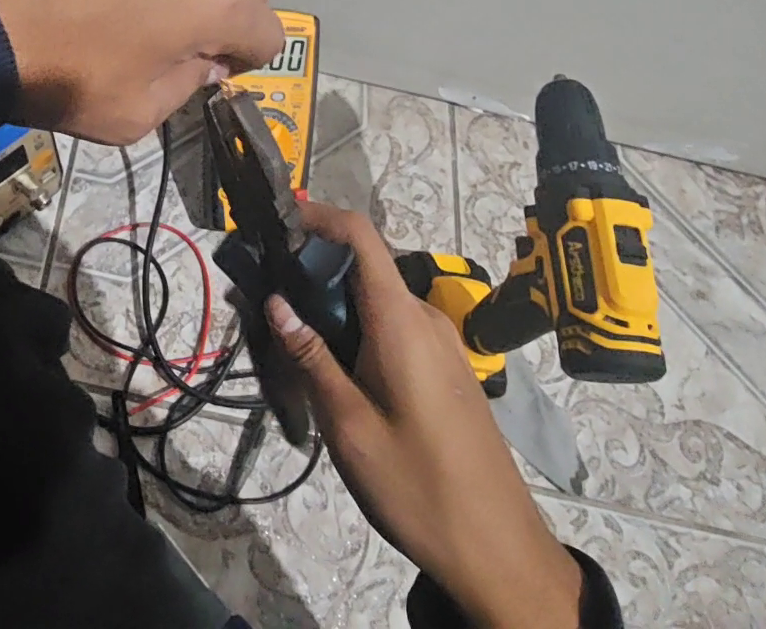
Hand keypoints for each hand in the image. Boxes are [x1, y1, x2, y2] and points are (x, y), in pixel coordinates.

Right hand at [267, 202, 583, 628]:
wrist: (500, 551)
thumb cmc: (417, 485)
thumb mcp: (349, 426)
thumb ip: (312, 357)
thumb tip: (277, 301)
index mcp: (401, 322)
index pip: (362, 237)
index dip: (319, 215)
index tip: (277, 217)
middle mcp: (425, 319)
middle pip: (364, 268)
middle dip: (313, 270)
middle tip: (265, 300)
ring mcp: (441, 344)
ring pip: (376, 302)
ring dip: (332, 307)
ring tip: (289, 340)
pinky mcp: (446, 369)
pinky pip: (394, 329)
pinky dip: (357, 330)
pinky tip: (332, 368)